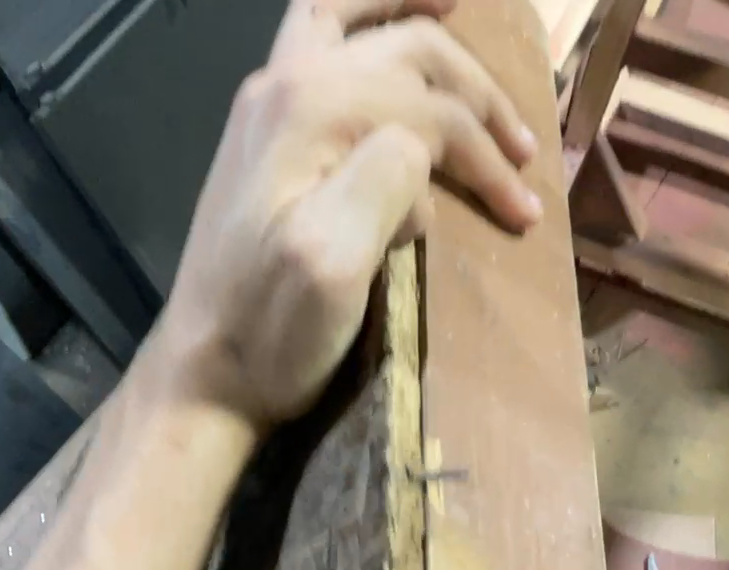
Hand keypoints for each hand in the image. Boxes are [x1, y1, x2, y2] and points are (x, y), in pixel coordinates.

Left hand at [154, 0, 541, 428]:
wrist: (203, 373)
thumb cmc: (271, 334)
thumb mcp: (335, 265)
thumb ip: (387, 182)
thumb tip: (423, 154)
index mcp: (313, 111)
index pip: (433, 111)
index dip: (488, 159)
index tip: (525, 215)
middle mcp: (286, 84)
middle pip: (409, 52)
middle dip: (478, 95)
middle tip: (522, 147)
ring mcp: (267, 106)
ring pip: (354, 20)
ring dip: (416, 16)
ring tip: (460, 6)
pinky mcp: (263, 137)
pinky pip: (318, 44)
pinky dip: (364, 24)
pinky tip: (386, 32)